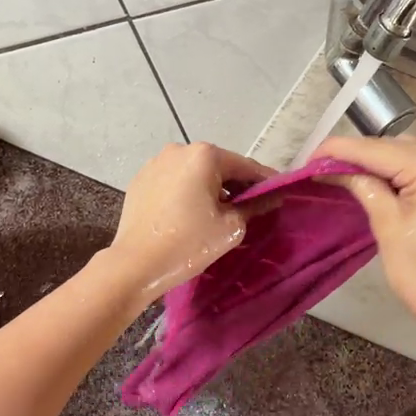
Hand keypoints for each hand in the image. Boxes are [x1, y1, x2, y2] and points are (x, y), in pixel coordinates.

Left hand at [104, 142, 274, 300]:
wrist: (135, 265)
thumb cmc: (188, 244)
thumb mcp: (231, 227)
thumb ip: (254, 206)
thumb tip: (270, 197)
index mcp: (204, 155)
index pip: (245, 166)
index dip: (264, 181)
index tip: (279, 193)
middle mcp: (178, 150)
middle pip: (218, 166)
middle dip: (235, 185)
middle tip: (250, 207)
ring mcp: (155, 164)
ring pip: (193, 174)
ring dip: (209, 189)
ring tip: (219, 213)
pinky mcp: (140, 181)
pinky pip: (173, 183)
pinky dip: (186, 194)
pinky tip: (190, 215)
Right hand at [316, 135, 415, 337]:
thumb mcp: (386, 225)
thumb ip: (362, 186)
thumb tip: (332, 167)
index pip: (377, 149)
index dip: (339, 150)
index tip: (307, 158)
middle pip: (393, 147)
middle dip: (356, 155)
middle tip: (319, 167)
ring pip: (406, 155)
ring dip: (374, 162)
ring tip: (338, 172)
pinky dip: (395, 171)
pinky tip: (370, 178)